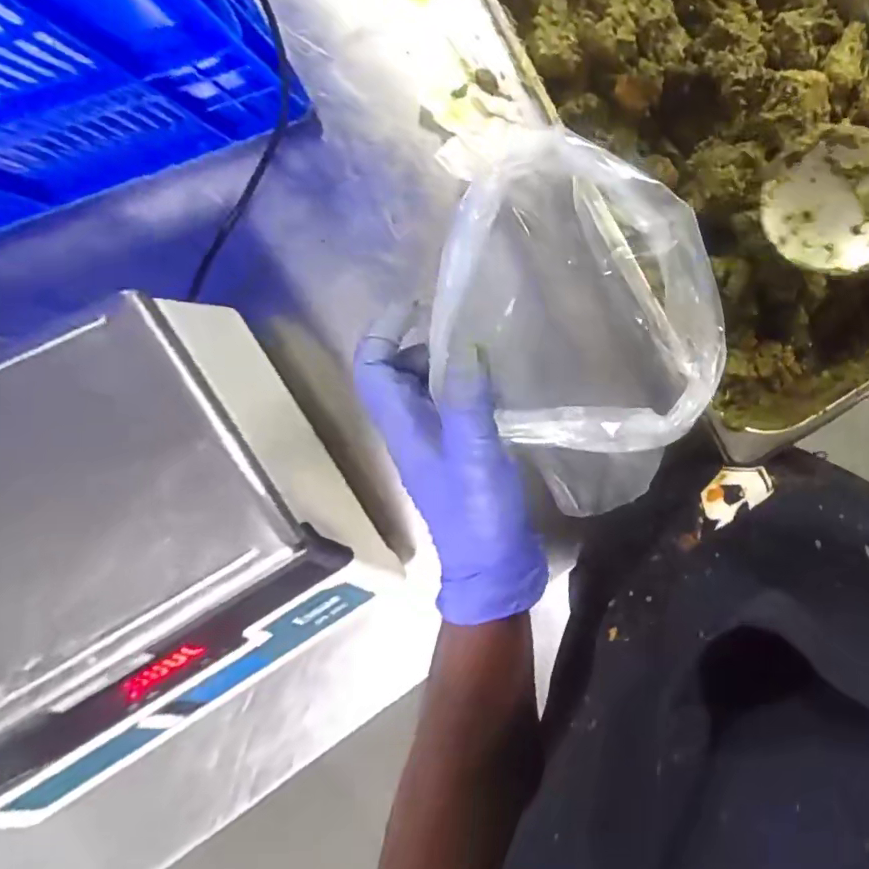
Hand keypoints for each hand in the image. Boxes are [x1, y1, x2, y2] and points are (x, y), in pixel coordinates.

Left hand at [354, 306, 546, 624]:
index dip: (384, 332)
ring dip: (445, 364)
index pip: (373, 370)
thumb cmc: (478, 511)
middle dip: (420, 342)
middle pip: (397, 375)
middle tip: (461, 322)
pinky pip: (453, 409)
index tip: (415, 305)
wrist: (494, 564)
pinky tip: (496, 385)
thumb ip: (467, 400)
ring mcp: (437, 446)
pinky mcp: (461, 456)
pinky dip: (466, 388)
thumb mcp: (474, 452)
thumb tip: (464, 344)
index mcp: (404, 429)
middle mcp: (413, 433)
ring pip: (426, 392)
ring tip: (482, 346)